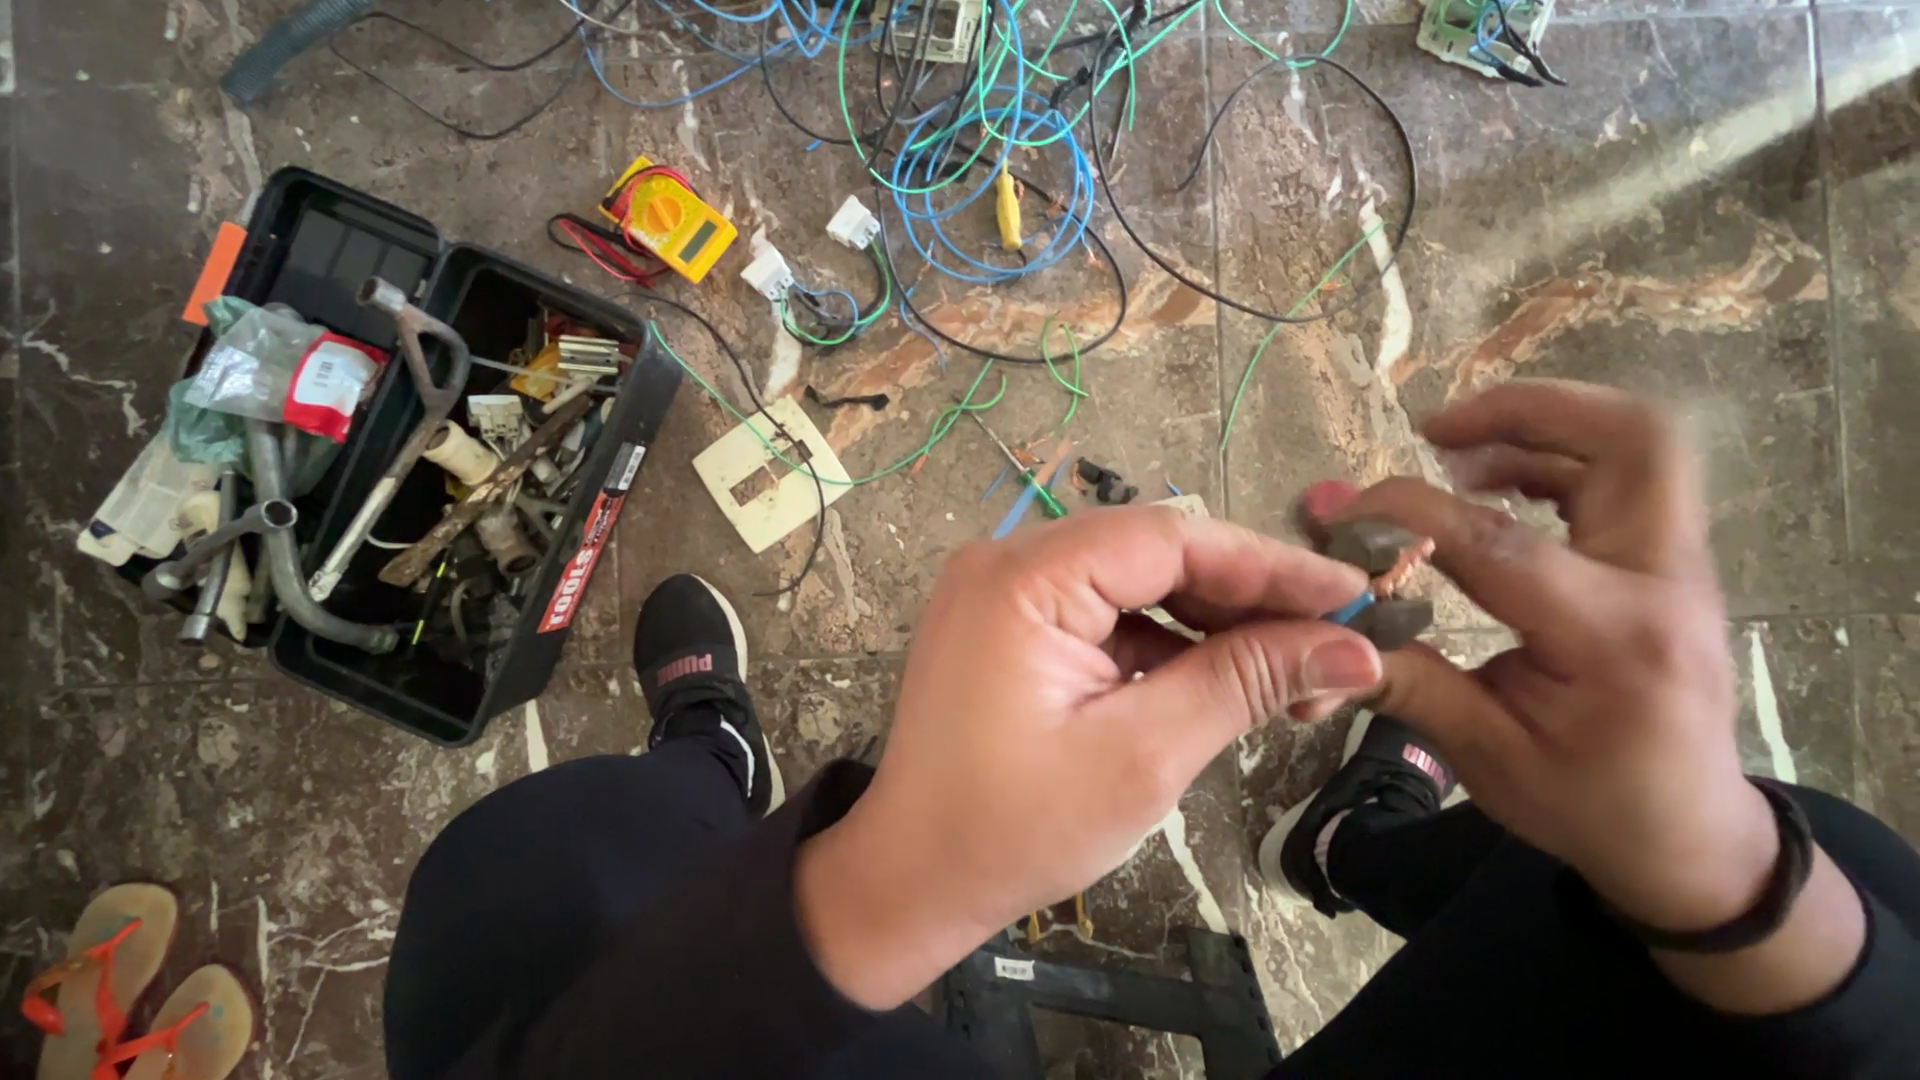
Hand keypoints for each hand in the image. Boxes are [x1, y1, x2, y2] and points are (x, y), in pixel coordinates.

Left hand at [795, 506, 1381, 1008]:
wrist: (914, 877)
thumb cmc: (1015, 827)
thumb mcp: (1141, 755)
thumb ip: (1244, 684)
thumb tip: (1353, 649)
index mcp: (1023, 576)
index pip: (1170, 538)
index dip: (1269, 564)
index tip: (1354, 596)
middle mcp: (1006, 561)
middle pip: (1153, 555)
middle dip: (1246, 599)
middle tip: (1334, 647)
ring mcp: (1002, 591)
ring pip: (1133, 585)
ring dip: (1211, 626)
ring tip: (1293, 677)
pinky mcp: (1009, 624)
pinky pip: (1102, 614)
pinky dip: (1162, 644)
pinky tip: (1220, 679)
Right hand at [1341, 380, 1777, 931]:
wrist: (1693, 838)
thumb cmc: (1587, 802)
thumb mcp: (1483, 754)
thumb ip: (1401, 679)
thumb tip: (1316, 629)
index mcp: (1613, 639)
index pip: (1498, 542)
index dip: (1406, 513)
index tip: (1342, 513)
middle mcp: (1663, 583)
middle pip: (1631, 442)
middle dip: (1527, 411)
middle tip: (1435, 430)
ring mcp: (1678, 567)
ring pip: (1635, 446)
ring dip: (1539, 428)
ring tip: (1453, 453)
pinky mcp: (1666, 564)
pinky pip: (1624, 477)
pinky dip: (1553, 459)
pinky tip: (1492, 487)